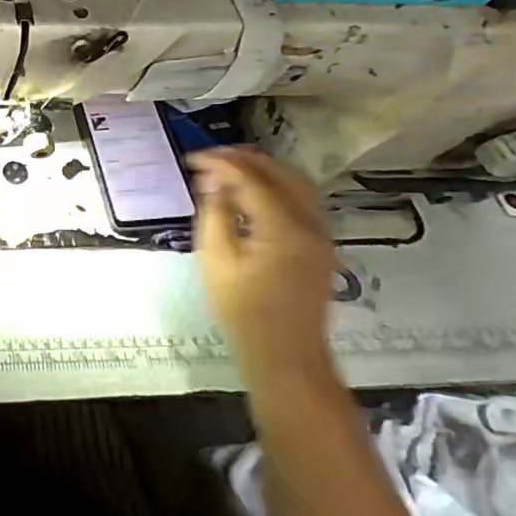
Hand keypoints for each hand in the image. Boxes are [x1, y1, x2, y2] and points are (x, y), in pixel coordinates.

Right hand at [187, 147, 340, 357]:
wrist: (286, 357)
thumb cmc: (244, 314)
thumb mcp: (216, 262)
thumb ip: (215, 214)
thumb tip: (215, 182)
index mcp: (283, 226)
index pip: (251, 177)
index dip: (220, 162)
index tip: (192, 159)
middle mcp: (310, 222)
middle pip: (279, 172)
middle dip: (243, 159)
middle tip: (210, 160)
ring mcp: (321, 233)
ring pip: (296, 183)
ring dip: (263, 170)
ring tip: (230, 171)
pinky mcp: (322, 245)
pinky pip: (303, 200)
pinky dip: (278, 187)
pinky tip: (254, 195)